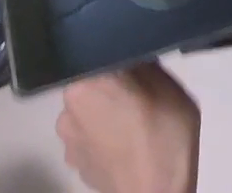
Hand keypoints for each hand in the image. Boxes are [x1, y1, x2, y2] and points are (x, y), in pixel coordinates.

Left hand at [58, 61, 200, 192]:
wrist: (157, 191)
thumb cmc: (163, 131)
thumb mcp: (165, 81)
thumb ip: (140, 62)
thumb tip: (130, 53)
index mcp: (84, 85)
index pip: (94, 54)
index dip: (116, 54)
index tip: (136, 61)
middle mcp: (66, 112)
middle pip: (90, 84)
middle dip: (112, 83)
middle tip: (142, 88)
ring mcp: (68, 143)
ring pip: (89, 111)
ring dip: (108, 110)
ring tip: (138, 119)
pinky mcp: (76, 166)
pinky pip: (90, 137)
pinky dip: (106, 135)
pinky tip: (129, 141)